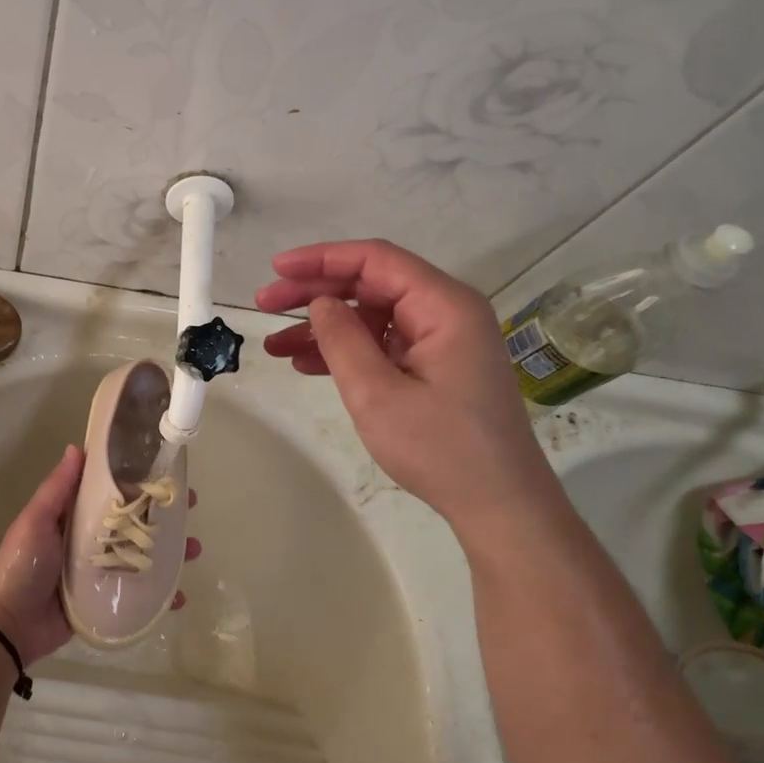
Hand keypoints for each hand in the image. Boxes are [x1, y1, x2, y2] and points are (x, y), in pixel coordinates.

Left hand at [0, 445, 199, 666]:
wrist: (10, 624)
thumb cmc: (21, 566)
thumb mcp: (35, 521)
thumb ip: (57, 489)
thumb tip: (77, 448)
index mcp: (74, 519)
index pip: (112, 494)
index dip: (138, 482)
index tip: (166, 472)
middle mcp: (91, 542)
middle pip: (134, 524)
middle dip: (163, 516)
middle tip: (189, 508)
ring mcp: (102, 574)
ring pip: (143, 558)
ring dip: (170, 554)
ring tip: (193, 550)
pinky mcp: (106, 603)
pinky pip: (139, 596)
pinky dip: (161, 597)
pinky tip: (180, 597)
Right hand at [255, 239, 558, 527]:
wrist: (498, 503)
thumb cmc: (440, 448)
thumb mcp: (378, 394)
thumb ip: (343, 340)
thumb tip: (320, 303)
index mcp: (444, 306)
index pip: (376, 260)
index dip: (321, 259)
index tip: (276, 269)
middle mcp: (447, 313)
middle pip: (371, 284)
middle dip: (315, 293)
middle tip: (265, 305)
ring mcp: (442, 341)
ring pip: (371, 316)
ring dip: (322, 327)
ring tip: (273, 345)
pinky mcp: (435, 367)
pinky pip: (382, 343)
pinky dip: (344, 350)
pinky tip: (304, 364)